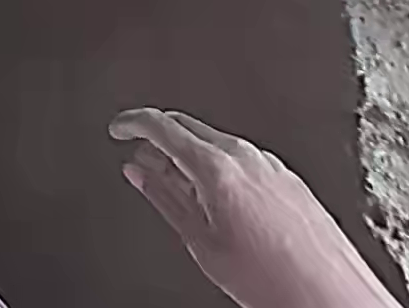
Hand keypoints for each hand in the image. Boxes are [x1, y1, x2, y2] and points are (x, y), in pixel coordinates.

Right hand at [109, 108, 398, 307]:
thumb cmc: (279, 288)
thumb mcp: (203, 244)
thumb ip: (164, 198)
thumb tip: (139, 171)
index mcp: (216, 166)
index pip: (159, 124)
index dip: (131, 122)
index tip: (118, 128)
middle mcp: (244, 155)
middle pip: (184, 124)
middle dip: (157, 136)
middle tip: (142, 159)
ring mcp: (270, 164)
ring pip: (213, 140)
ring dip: (188, 152)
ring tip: (179, 187)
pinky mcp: (290, 178)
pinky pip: (240, 156)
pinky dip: (217, 164)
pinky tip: (217, 197)